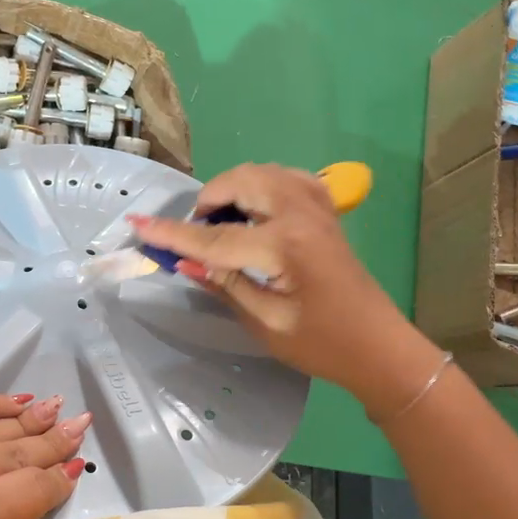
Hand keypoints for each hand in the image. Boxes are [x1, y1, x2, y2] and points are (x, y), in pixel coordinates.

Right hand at [129, 163, 443, 415]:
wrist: (380, 347)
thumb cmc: (323, 345)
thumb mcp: (265, 323)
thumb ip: (224, 284)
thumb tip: (183, 260)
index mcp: (285, 247)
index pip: (215, 237)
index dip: (172, 234)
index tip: (137, 225)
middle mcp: (301, 214)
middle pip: (239, 183)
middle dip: (209, 202)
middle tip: (198, 235)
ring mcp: (317, 206)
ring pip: (261, 172)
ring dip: (232, 189)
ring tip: (222, 223)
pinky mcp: (325, 209)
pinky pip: (284, 176)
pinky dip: (260, 185)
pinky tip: (254, 210)